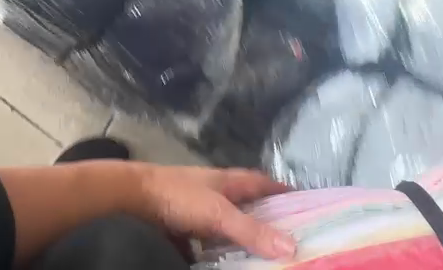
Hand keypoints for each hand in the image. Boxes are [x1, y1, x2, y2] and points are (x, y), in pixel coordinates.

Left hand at [131, 163, 295, 259]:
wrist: (135, 196)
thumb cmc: (179, 197)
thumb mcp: (218, 214)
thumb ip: (251, 231)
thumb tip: (292, 245)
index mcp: (229, 181)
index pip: (264, 183)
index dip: (284, 191)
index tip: (307, 205)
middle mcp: (217, 191)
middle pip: (249, 204)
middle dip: (269, 219)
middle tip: (291, 240)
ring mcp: (200, 206)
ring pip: (229, 223)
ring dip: (244, 237)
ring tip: (266, 259)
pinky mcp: (185, 223)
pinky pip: (209, 239)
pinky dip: (220, 251)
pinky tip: (228, 265)